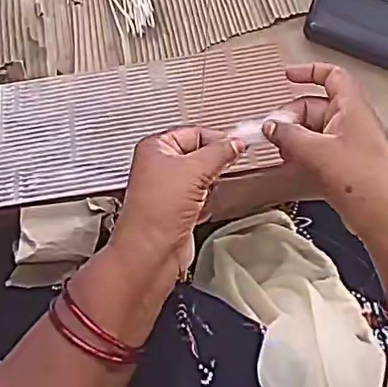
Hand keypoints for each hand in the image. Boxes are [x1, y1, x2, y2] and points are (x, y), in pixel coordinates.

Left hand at [112, 127, 244, 274]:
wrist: (151, 254)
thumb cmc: (156, 211)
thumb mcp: (195, 171)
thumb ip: (219, 153)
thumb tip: (235, 144)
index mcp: (157, 147)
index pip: (194, 132)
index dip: (216, 139)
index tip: (236, 145)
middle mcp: (160, 165)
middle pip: (200, 155)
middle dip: (212, 166)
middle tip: (217, 172)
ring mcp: (168, 188)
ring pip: (203, 178)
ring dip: (209, 187)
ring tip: (202, 196)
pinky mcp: (177, 209)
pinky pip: (201, 198)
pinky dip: (206, 203)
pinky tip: (200, 210)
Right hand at [265, 63, 387, 243]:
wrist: (385, 219)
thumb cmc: (366, 182)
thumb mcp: (317, 151)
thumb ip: (289, 135)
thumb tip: (272, 126)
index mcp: (352, 108)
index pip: (332, 75)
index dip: (309, 71)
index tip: (289, 76)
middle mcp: (352, 121)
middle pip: (314, 105)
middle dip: (292, 116)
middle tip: (274, 130)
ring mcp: (349, 143)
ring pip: (314, 129)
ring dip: (295, 137)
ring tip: (282, 150)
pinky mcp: (345, 164)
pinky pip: (318, 149)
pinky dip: (303, 153)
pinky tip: (292, 164)